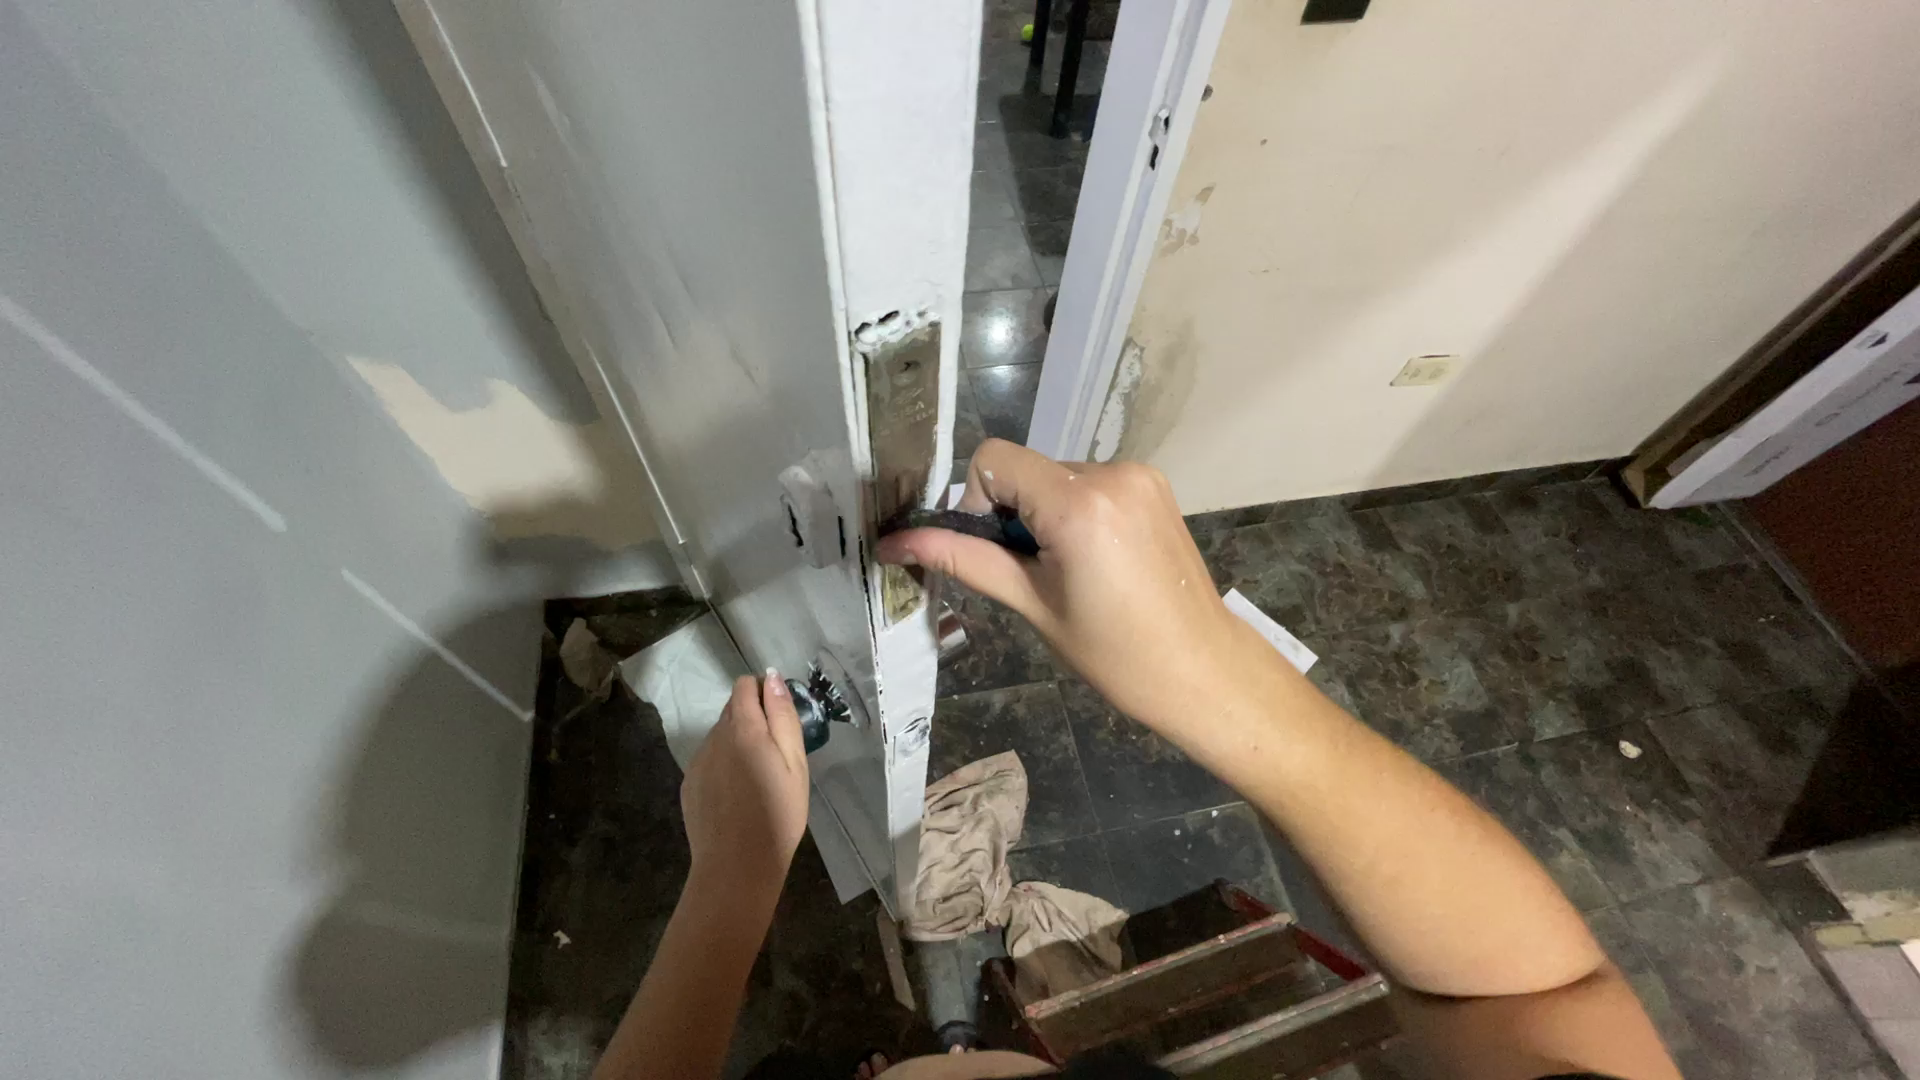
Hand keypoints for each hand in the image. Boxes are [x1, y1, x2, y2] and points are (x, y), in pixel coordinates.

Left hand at [680, 673, 810, 897]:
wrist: (737, 866)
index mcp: (743, 727)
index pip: (744, 686)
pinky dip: (724, 763)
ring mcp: (698, 761)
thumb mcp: (795, 762)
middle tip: (775, 750)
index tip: (780, 716)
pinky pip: (709, 758)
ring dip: (738, 740)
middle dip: (753, 716)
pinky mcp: (689, 783)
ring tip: (757, 775)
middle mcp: (715, 737)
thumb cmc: (778, 813)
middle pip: (732, 708)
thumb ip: (783, 716)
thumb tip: (772, 678)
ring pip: (720, 734)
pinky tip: (737, 792)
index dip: (763, 691)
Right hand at [876, 439, 1259, 734]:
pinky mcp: (1154, 484)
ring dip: (1044, 512)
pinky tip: (1096, 557)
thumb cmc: (1115, 654)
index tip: (999, 549)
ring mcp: (1139, 474)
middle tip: (1034, 571)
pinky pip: (1089, 481)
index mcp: (1079, 504)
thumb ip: (966, 560)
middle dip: (1013, 512)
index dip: (978, 501)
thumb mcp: (1033, 605)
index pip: (993, 459)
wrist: (1204, 670)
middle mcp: (1112, 472)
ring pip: (1056, 475)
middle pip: (1025, 468)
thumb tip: (894, 543)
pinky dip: (1075, 509)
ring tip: (1070, 570)